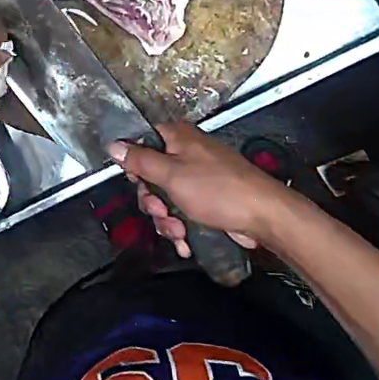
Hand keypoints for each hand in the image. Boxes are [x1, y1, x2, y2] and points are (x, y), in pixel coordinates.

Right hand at [109, 123, 302, 255]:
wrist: (265, 217)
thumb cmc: (218, 190)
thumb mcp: (170, 175)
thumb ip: (139, 160)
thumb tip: (113, 144)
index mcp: (178, 138)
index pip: (142, 141)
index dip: (135, 163)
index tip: (136, 181)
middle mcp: (188, 152)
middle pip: (151, 175)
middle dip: (153, 202)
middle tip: (162, 213)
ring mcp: (199, 177)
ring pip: (166, 198)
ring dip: (167, 220)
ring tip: (179, 233)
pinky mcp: (209, 199)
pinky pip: (184, 210)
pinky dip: (182, 226)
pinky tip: (186, 242)